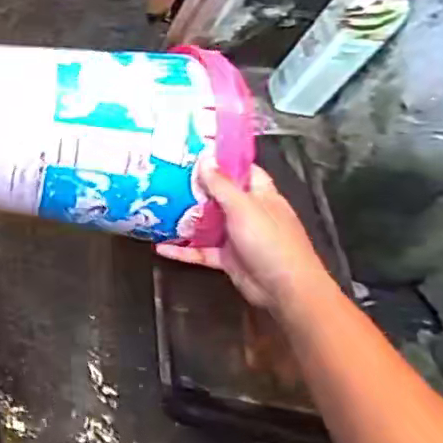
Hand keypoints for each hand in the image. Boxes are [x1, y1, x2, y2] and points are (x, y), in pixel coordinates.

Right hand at [157, 164, 331, 312]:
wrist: (287, 291)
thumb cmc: (270, 242)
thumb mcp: (244, 208)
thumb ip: (222, 185)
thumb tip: (205, 159)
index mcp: (262, 197)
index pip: (245, 171)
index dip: (224, 160)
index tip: (194, 151)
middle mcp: (250, 214)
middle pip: (220, 195)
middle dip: (195, 186)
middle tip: (165, 175)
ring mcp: (238, 236)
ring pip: (207, 222)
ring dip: (184, 217)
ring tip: (155, 205)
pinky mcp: (228, 258)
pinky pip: (200, 250)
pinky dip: (181, 250)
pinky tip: (160, 247)